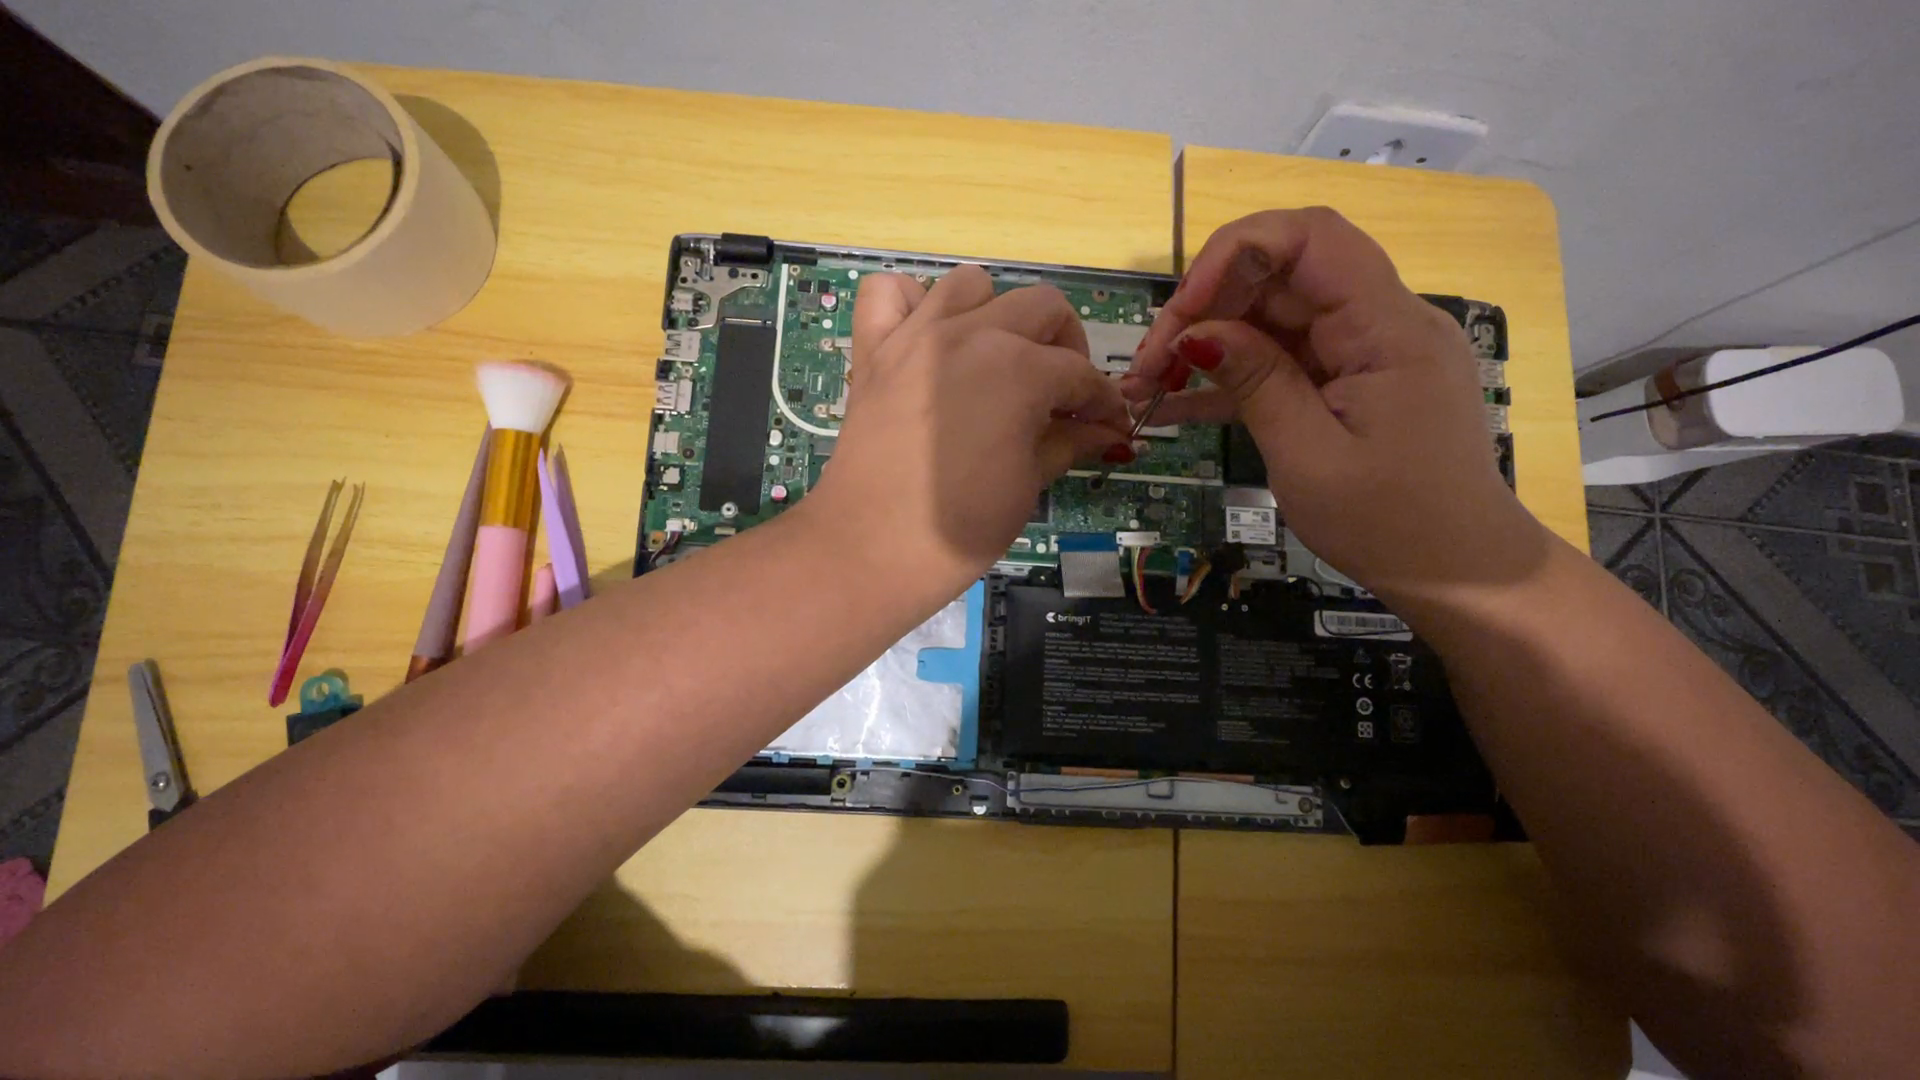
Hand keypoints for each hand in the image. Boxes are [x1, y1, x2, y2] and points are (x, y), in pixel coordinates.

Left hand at [806, 265, 1133, 594]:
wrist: (870, 551)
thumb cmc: (960, 528)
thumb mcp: (1027, 485)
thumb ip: (1068, 442)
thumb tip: (1108, 431)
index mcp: (1018, 369)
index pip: (1080, 373)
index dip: (1104, 403)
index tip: (1111, 427)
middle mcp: (970, 333)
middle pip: (1040, 307)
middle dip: (1066, 347)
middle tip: (1062, 396)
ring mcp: (915, 334)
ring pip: (971, 284)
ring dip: (997, 314)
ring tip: (998, 362)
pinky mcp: (872, 349)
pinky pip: (889, 292)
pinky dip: (911, 303)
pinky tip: (926, 340)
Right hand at [1123, 208, 1548, 601]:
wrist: (1459, 572)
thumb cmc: (1389, 523)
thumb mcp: (1309, 458)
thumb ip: (1256, 383)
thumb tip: (1195, 334)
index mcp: (1386, 328)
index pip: (1309, 237)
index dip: (1234, 254)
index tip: (1182, 313)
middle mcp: (1380, 321)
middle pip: (1280, 277)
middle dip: (1204, 310)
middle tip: (1147, 366)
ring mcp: (1363, 351)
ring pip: (1271, 319)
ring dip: (1206, 347)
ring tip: (1147, 388)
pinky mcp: (1348, 381)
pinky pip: (1282, 361)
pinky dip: (1230, 379)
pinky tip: (1173, 406)